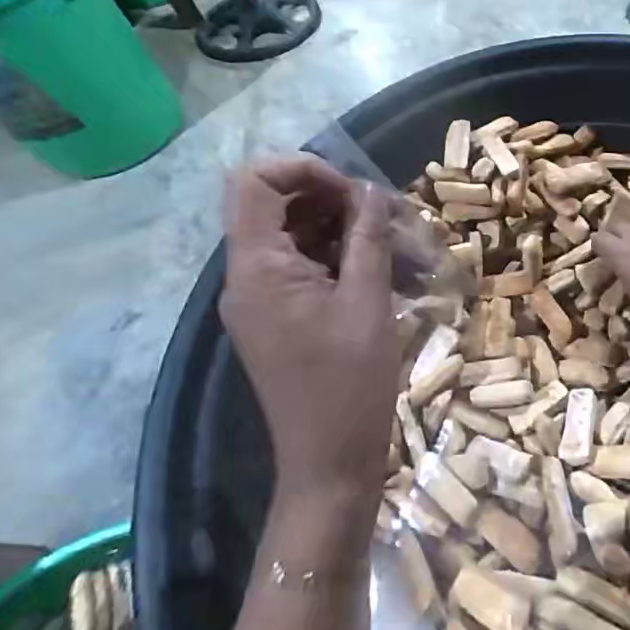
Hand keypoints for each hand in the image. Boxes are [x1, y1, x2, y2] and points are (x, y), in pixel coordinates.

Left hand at [220, 157, 397, 496]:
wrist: (328, 460)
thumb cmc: (351, 382)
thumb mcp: (367, 302)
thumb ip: (367, 237)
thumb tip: (371, 191)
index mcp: (257, 268)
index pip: (255, 182)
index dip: (305, 169)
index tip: (355, 192)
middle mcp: (244, 277)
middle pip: (270, 203)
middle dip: (326, 196)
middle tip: (378, 213)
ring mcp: (256, 299)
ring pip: (286, 234)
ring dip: (334, 225)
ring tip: (385, 239)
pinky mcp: (273, 318)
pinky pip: (295, 266)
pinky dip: (331, 254)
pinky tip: (372, 266)